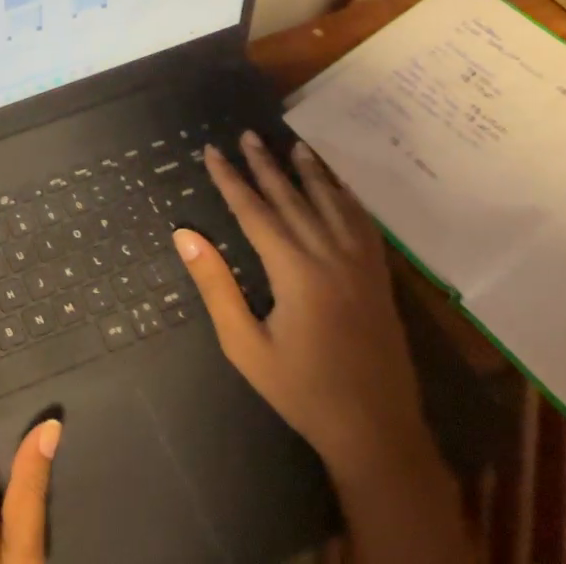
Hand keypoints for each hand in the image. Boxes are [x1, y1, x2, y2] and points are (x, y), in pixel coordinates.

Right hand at [172, 132, 427, 473]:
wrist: (377, 431)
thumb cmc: (301, 390)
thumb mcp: (245, 345)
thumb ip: (216, 286)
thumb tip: (185, 236)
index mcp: (297, 273)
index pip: (256, 212)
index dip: (231, 180)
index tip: (213, 151)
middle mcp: (332, 259)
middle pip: (294, 200)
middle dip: (267, 166)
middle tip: (249, 135)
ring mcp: (362, 268)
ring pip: (333, 207)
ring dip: (312, 174)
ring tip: (295, 146)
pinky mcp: (380, 281)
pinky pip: (364, 227)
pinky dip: (349, 200)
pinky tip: (341, 189)